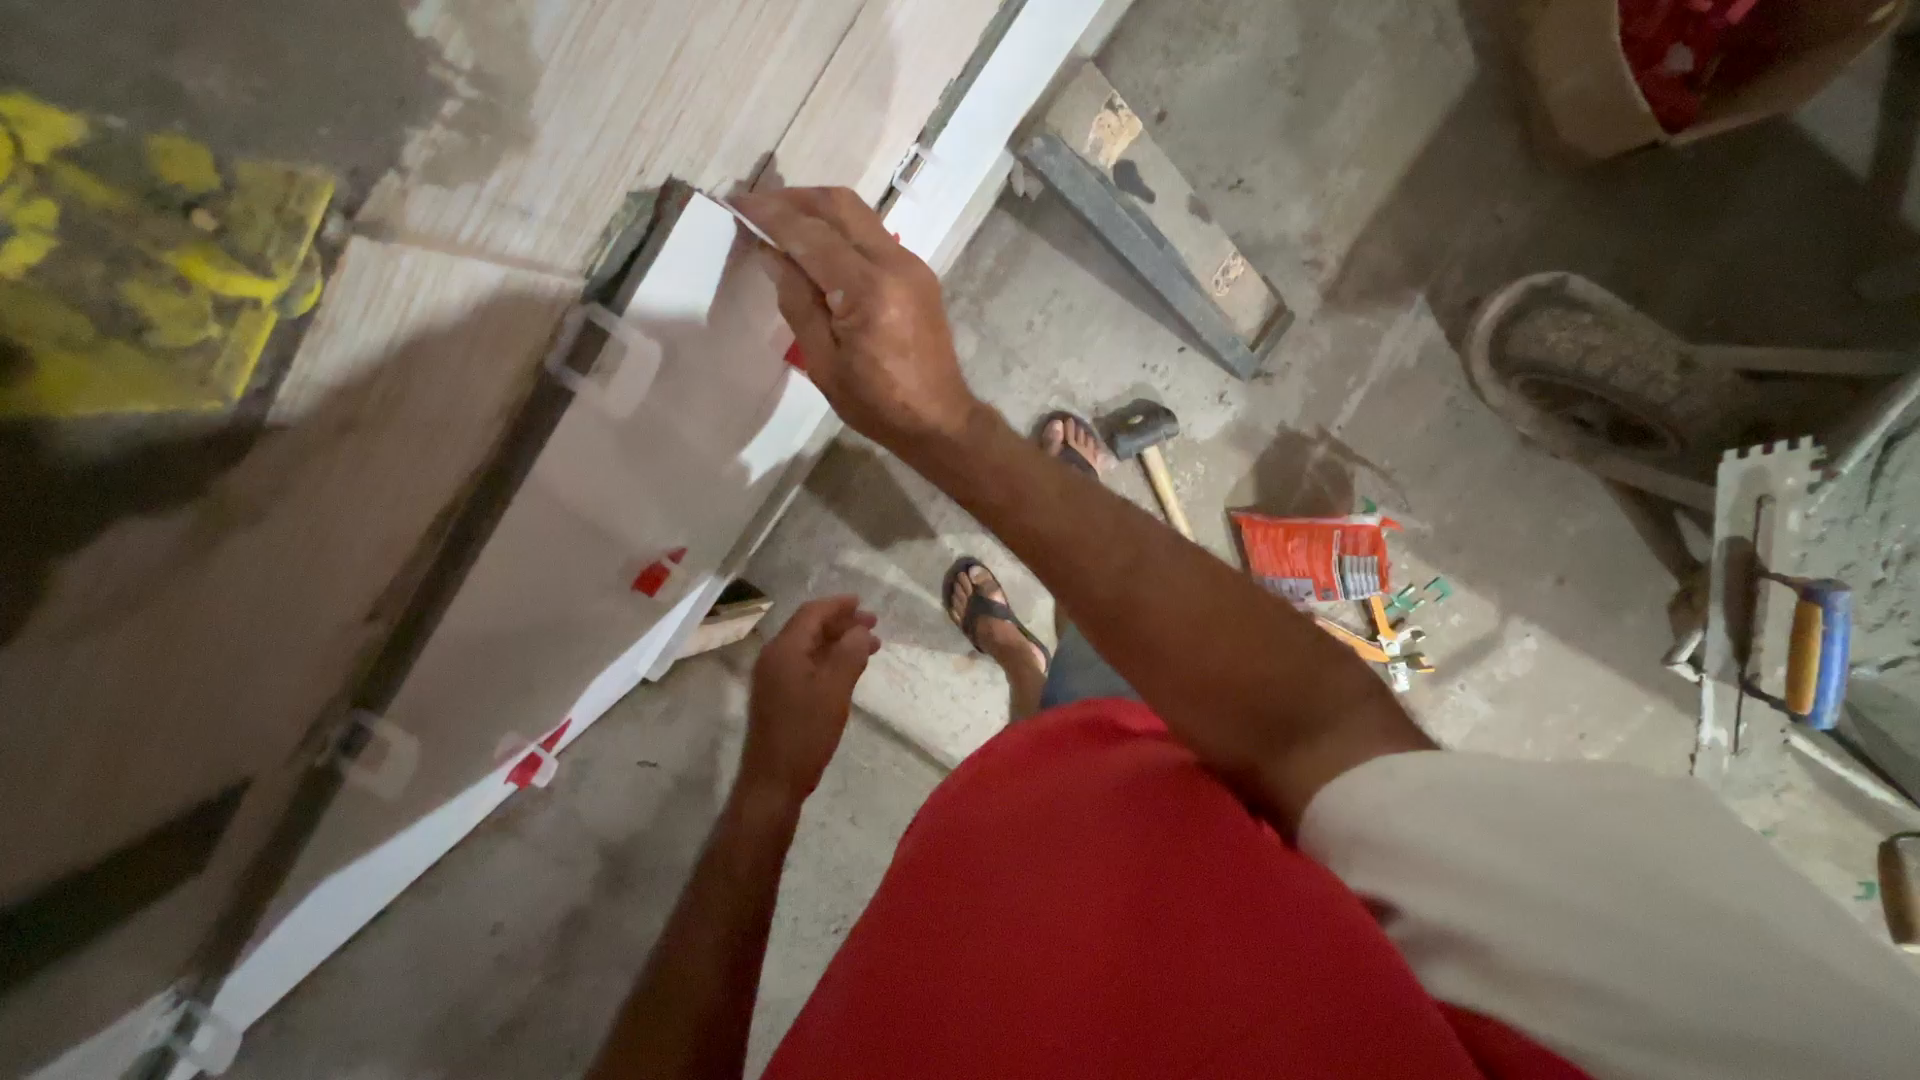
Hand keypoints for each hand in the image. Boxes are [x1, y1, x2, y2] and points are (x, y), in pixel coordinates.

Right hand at [734, 187, 980, 449]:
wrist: (939, 419)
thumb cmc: (877, 404)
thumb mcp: (823, 363)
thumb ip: (797, 302)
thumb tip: (772, 254)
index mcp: (869, 289)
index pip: (810, 234)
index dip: (771, 216)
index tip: (737, 205)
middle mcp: (895, 264)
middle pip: (840, 205)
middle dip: (794, 199)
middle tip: (758, 208)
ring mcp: (912, 265)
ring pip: (859, 215)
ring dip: (818, 211)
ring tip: (782, 224)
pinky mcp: (919, 274)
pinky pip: (873, 236)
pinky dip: (841, 231)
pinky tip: (817, 250)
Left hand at [739, 595, 880, 804]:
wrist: (773, 780)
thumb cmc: (806, 733)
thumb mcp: (835, 690)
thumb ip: (850, 654)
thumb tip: (860, 630)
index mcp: (784, 649)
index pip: (812, 613)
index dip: (839, 605)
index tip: (864, 603)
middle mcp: (774, 657)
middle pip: (809, 627)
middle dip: (841, 623)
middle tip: (873, 625)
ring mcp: (773, 677)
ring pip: (808, 647)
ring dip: (837, 643)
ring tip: (869, 647)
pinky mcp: (777, 695)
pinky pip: (804, 664)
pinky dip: (827, 660)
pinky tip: (847, 669)